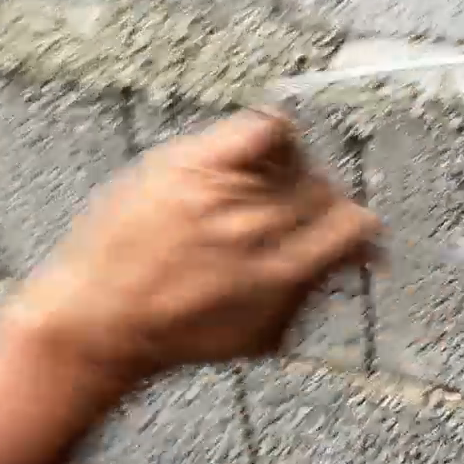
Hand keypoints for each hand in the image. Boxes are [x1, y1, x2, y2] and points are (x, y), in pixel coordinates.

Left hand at [0, 110, 380, 394]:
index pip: (353, 228)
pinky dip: (280, 134)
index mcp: (283, 273)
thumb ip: (312, 296)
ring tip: (285, 195)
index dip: (365, 232)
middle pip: (326, 193)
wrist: (98, 318)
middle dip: (331, 209)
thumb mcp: (261, 337)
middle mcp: (258, 227)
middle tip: (317, 222)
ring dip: (302, 180)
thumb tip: (348, 265)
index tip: (361, 238)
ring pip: (297, 164)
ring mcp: (224, 192)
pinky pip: (261, 127)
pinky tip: (273, 154)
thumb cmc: (177, 336)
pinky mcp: (191, 164)